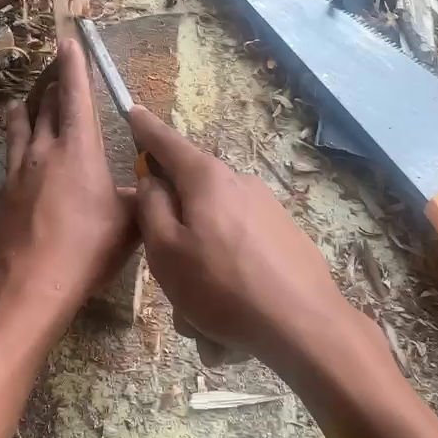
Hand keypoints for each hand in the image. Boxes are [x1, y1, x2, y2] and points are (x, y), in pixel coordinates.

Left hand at [0, 38, 134, 307]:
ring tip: (23, 100)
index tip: (68, 42)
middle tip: (53, 65)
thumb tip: (148, 187)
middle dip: (51, 81)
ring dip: (25, 108)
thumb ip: (138, 198)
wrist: (30, 283)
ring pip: (20, 126)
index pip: (75, 95)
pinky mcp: (2, 192)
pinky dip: (16, 143)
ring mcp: (18, 170)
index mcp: (78, 149)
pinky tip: (18, 154)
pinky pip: (10, 156)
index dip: (74, 66)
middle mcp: (44, 150)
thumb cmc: (87, 249)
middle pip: (45, 104)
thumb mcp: (128, 223)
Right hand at [129, 108, 355, 366]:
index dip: (145, 129)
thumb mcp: (166, 251)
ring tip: (205, 315)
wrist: (304, 326)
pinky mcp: (286, 236)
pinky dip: (228, 277)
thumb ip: (150, 209)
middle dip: (176, 233)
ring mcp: (267, 208)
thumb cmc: (222, 286)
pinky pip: (240, 251)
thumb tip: (151, 181)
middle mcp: (239, 182)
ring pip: (214, 231)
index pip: (167, 142)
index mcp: (206, 178)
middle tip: (173, 278)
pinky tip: (233, 317)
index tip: (132, 111)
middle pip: (191, 195)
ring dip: (202, 266)